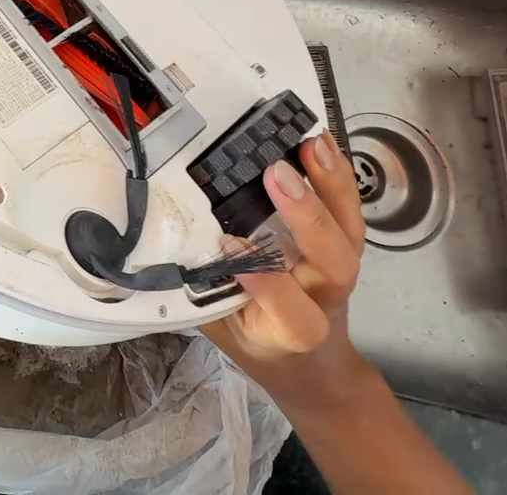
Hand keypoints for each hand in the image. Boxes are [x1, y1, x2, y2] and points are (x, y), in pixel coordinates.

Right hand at [202, 134, 377, 415]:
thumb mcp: (221, 328)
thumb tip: (157, 244)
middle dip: (309, 217)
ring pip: (348, 231)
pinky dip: (336, 176)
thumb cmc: (256, 342)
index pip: (288, 307)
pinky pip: (348, 213)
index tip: (229, 244)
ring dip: (330, 184)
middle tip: (276, 173)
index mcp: (291, 330)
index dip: (264, 276)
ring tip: (310, 144)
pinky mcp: (342, 247)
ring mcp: (337, 271)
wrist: (310, 363)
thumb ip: (199, 290)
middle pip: (334, 263)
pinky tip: (321, 145)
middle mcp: (323, 299)